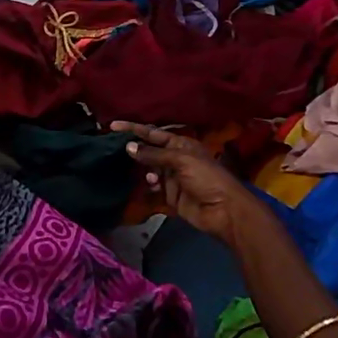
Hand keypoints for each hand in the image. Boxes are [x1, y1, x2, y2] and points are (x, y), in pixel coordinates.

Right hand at [113, 122, 263, 249]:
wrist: (224, 211)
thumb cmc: (206, 178)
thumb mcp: (181, 160)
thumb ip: (154, 154)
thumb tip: (128, 147)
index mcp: (181, 144)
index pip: (153, 133)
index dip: (134, 129)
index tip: (113, 126)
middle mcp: (175, 158)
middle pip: (149, 151)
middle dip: (135, 149)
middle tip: (114, 148)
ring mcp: (172, 177)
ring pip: (149, 169)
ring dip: (144, 170)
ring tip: (148, 176)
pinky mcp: (170, 195)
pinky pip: (153, 187)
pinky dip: (148, 186)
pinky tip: (149, 186)